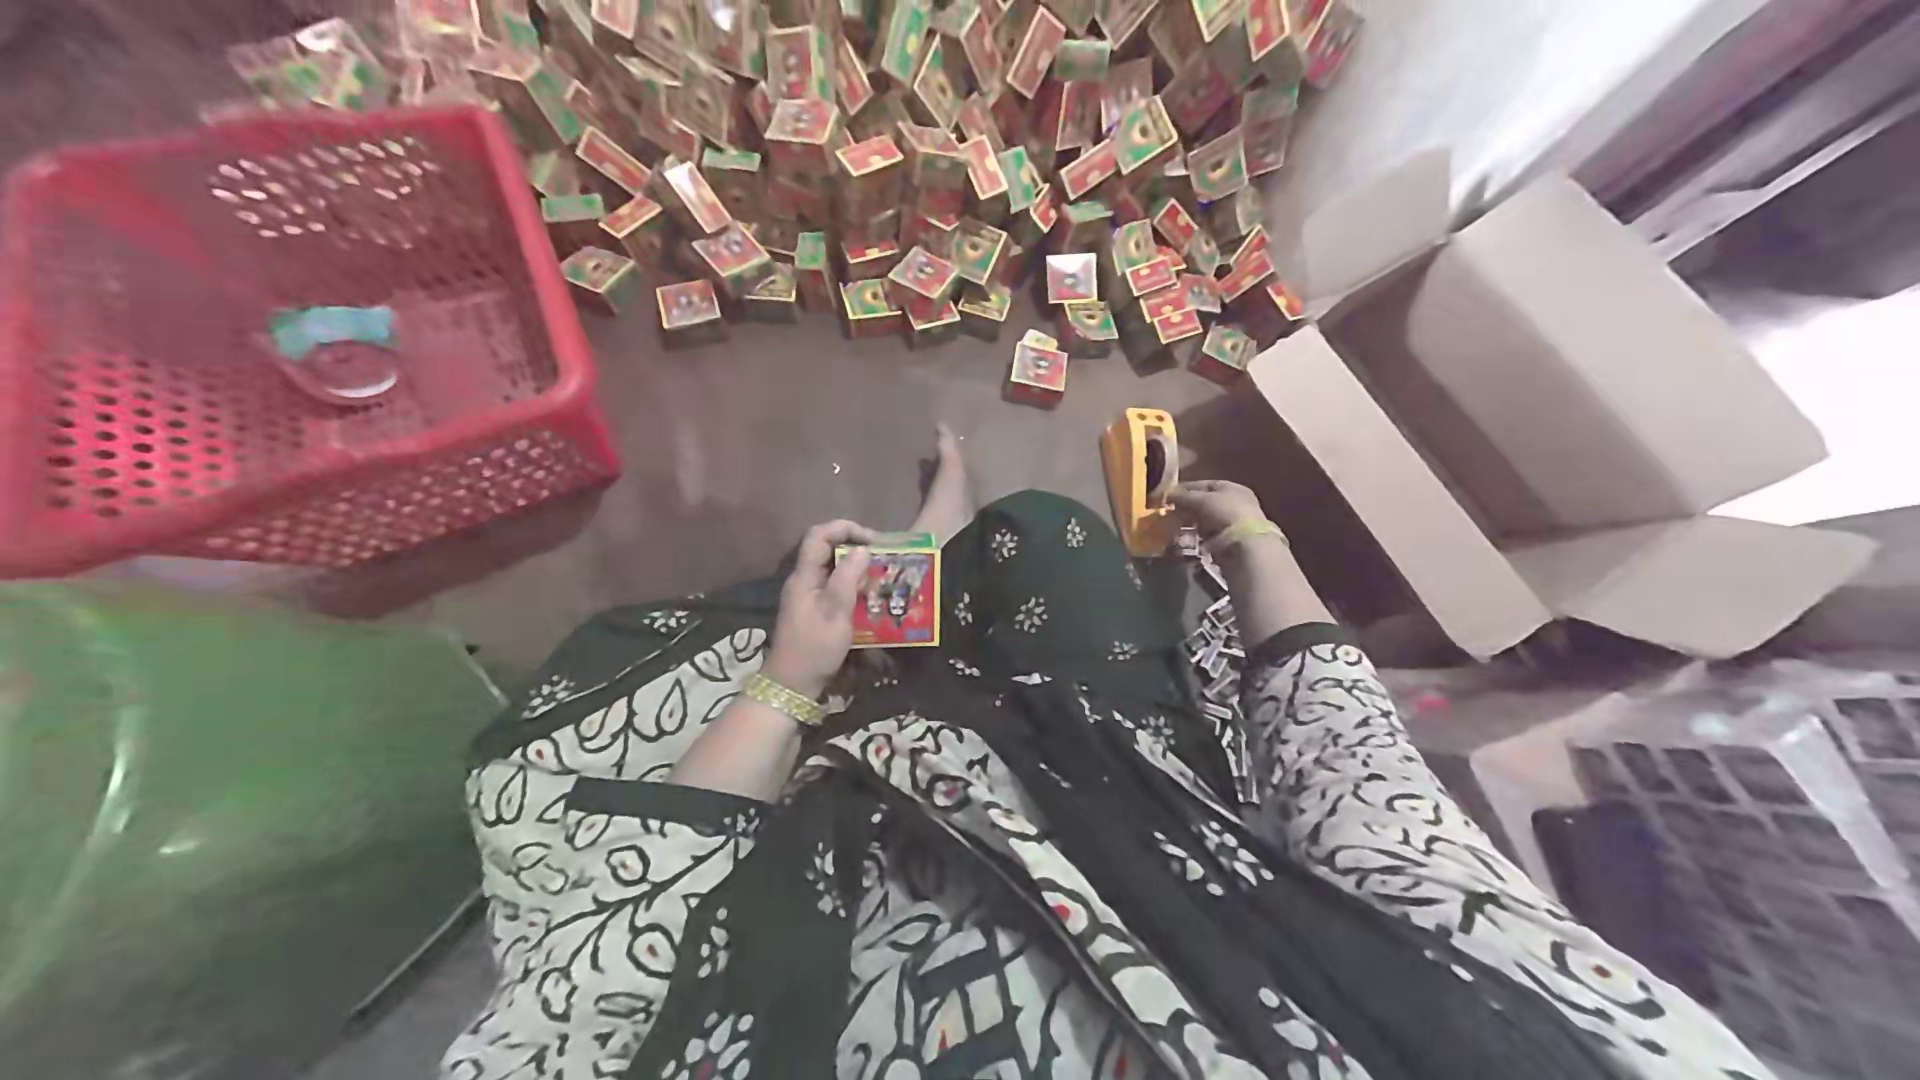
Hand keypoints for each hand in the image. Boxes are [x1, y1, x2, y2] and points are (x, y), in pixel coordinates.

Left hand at [763, 519, 877, 699]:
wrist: (792, 684)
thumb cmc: (814, 647)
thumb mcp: (835, 612)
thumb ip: (848, 578)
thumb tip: (863, 549)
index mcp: (804, 576)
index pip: (819, 535)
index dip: (845, 529)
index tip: (873, 540)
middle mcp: (804, 580)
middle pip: (827, 549)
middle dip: (855, 547)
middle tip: (882, 557)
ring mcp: (808, 596)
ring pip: (833, 569)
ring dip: (856, 567)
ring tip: (881, 575)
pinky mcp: (814, 610)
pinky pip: (834, 587)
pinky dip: (852, 585)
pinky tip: (870, 596)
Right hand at [1169, 480, 1267, 538]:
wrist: (1243, 542)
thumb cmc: (1224, 512)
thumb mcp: (1202, 500)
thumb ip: (1183, 496)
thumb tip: (1167, 493)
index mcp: (1232, 489)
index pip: (1205, 485)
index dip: (1186, 488)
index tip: (1169, 494)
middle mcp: (1232, 504)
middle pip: (1203, 504)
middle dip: (1185, 508)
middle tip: (1168, 512)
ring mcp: (1229, 524)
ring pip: (1201, 522)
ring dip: (1186, 524)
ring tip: (1172, 528)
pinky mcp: (1225, 541)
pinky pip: (1203, 536)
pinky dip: (1192, 537)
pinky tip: (1181, 539)